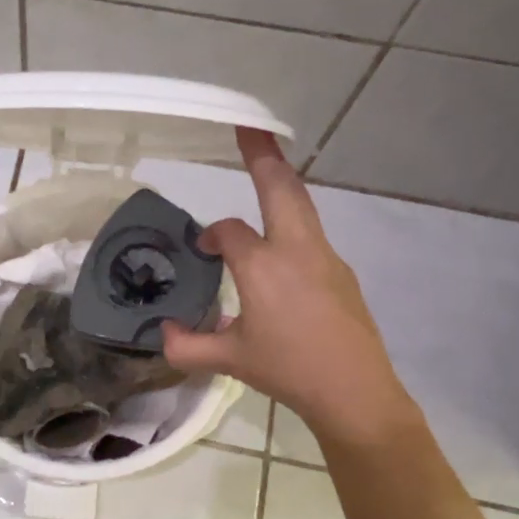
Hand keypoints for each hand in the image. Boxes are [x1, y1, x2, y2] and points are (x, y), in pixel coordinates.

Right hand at [162, 128, 422, 447]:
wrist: (354, 391)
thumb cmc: (288, 371)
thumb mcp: (229, 361)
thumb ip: (186, 346)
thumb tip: (163, 333)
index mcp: (262, 266)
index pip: (228, 232)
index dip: (211, 236)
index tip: (203, 252)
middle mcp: (296, 250)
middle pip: (280, 187)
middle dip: (262, 154)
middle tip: (249, 126)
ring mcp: (325, 257)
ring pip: (302, 204)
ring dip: (281, 180)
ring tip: (267, 161)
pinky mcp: (342, 272)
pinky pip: (312, 233)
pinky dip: (292, 219)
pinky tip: (284, 246)